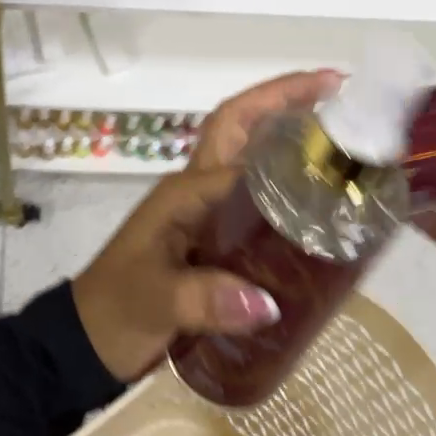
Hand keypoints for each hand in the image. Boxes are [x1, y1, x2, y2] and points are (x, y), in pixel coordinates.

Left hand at [72, 70, 340, 380]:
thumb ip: (204, 300)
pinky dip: (289, 194)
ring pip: (252, 162)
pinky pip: (257, 203)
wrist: (90, 342)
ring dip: (289, 141)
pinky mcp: (214, 242)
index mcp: (185, 191)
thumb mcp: (156, 301)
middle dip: (284, 102)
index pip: (239, 139)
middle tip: (338, 92)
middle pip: (242, 129)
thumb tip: (267, 302)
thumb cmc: (117, 310)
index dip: (283, 113)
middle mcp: (198, 191)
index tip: (334, 99)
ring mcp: (206, 214)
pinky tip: (323, 209)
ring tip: (345, 142)